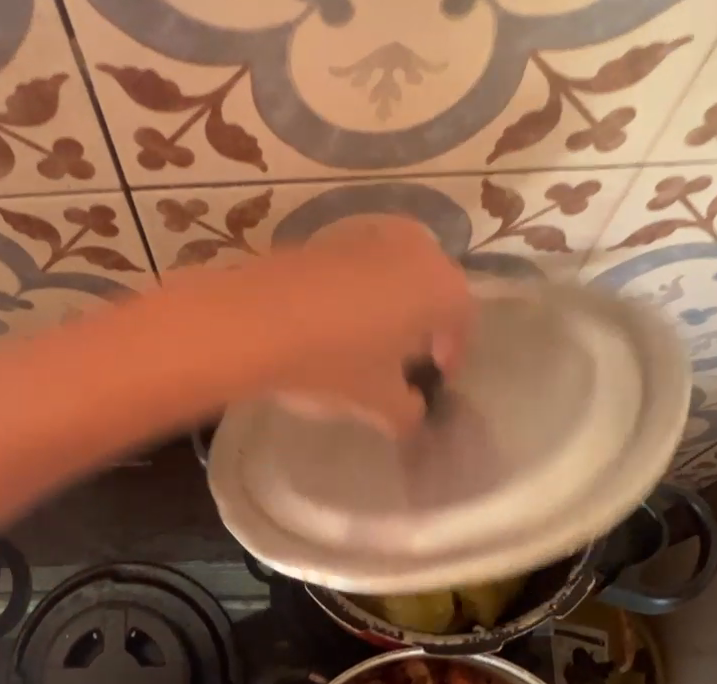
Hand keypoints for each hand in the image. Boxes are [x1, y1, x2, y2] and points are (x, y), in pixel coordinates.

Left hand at [145, 214, 474, 434]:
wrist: (253, 322)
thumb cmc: (333, 363)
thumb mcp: (376, 402)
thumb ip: (406, 412)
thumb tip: (412, 415)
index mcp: (440, 287)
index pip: (463, 320)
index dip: (454, 353)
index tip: (437, 378)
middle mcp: (414, 249)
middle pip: (432, 288)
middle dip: (425, 323)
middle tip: (407, 357)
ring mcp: (368, 235)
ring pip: (395, 271)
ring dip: (391, 304)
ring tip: (369, 340)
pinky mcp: (326, 236)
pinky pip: (357, 266)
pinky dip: (357, 291)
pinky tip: (334, 321)